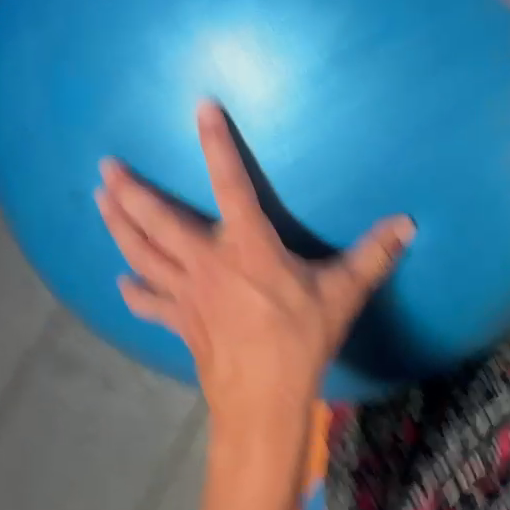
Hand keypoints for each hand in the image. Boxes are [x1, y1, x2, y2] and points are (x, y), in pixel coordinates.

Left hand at [96, 102, 413, 424]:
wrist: (262, 402)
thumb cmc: (300, 340)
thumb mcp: (343, 292)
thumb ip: (374, 254)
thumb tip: (409, 222)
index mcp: (247, 245)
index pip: (230, 182)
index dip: (215, 143)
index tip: (200, 107)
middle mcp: (208, 262)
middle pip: (158, 222)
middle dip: (130, 192)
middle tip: (105, 166)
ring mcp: (187, 295)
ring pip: (143, 254)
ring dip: (119, 227)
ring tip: (100, 201)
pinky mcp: (180, 322)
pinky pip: (150, 302)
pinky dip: (134, 290)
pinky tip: (120, 281)